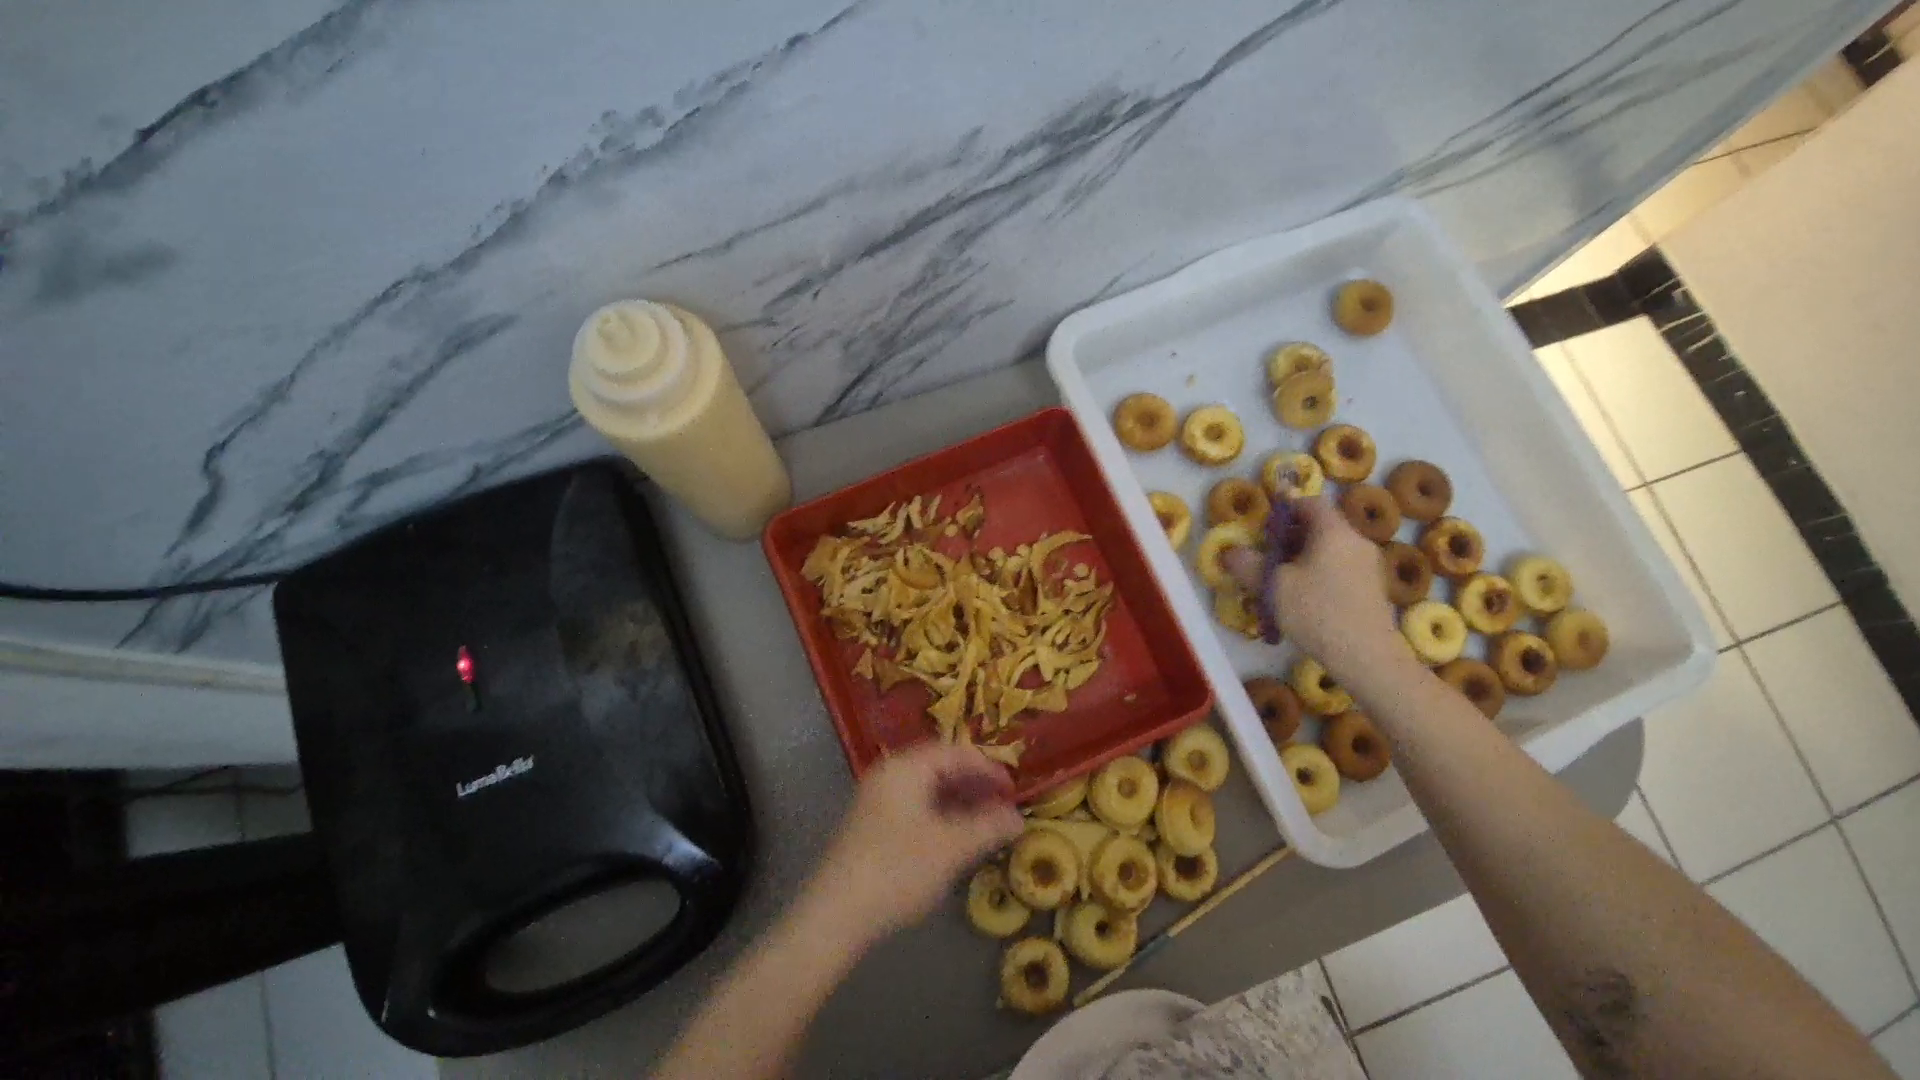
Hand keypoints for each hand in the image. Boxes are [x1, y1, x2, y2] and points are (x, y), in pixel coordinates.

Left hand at [804, 741, 1023, 943]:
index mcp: (905, 768)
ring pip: (927, 790)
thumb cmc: (898, 870)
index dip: (988, 768)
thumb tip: (1018, 817)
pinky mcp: (872, 827)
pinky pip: (915, 808)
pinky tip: (957, 840)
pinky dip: (941, 817)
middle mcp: (888, 776)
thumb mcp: (951, 848)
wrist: (837, 914)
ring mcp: (877, 802)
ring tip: (988, 824)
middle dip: (975, 785)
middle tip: (1005, 805)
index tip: (1015, 789)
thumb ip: (988, 827)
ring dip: (960, 802)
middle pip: (940, 768)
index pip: (954, 752)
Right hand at [1224, 497, 1402, 679]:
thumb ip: (1248, 564)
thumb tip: (1230, 552)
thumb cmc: (1317, 612)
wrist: (1367, 656)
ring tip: (1283, 586)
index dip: (1285, 510)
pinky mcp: (1374, 589)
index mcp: (1334, 532)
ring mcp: (1370, 566)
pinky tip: (1307, 603)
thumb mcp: (1273, 587)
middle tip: (1268, 560)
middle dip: (1292, 539)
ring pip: (1331, 551)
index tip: (1265, 531)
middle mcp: (1357, 541)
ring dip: (1305, 560)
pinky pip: (1342, 570)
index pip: (1310, 503)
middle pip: (1322, 527)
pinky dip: (1321, 575)